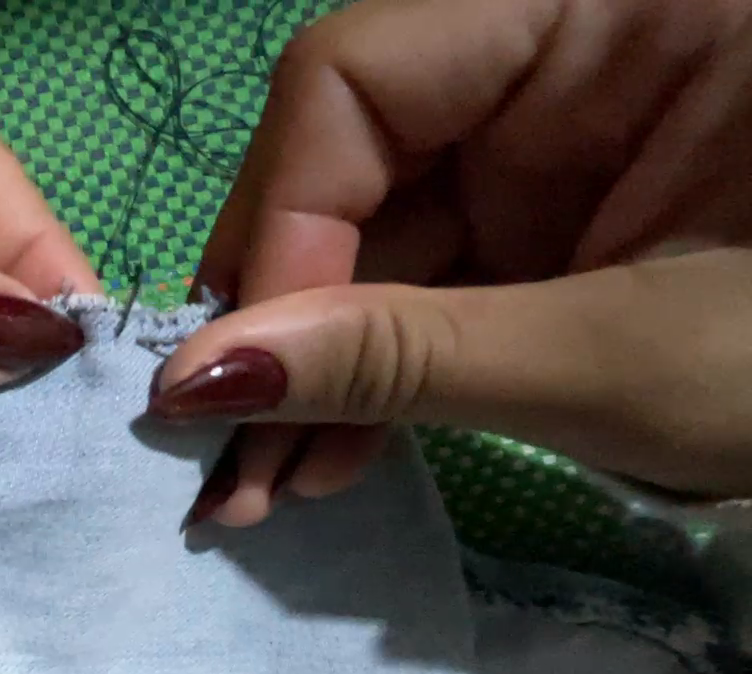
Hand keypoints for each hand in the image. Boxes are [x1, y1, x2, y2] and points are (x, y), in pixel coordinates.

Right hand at [148, 0, 751, 525]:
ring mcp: (534, 151)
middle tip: (228, 457)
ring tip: (267, 487)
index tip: (238, 370)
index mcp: (624, 2)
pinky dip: (350, 386)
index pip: (353, 83)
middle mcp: (560, 56)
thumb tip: (184, 383)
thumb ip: (392, 358)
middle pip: (330, 180)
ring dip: (298, 381)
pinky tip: (324, 462)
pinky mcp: (523, 228)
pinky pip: (391, 295)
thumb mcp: (627, 360)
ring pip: (347, 258)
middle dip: (268, 332)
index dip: (273, 229)